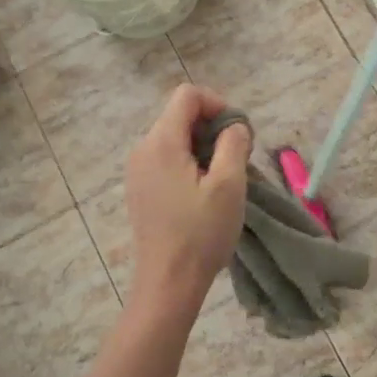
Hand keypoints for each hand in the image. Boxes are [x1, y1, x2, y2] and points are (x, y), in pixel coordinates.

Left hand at [124, 85, 250, 305]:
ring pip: (174, 139)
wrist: (168, 282)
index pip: (187, 95)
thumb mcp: (229, 185)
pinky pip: (166, 161)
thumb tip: (235, 127)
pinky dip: (189, 165)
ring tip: (224, 180)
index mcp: (161, 142)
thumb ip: (233, 144)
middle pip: (179, 116)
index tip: (239, 133)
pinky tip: (204, 195)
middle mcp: (142, 149)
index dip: (218, 104)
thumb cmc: (201, 233)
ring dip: (203, 149)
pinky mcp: (140, 190)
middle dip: (212, 128)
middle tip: (237, 160)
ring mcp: (137, 171)